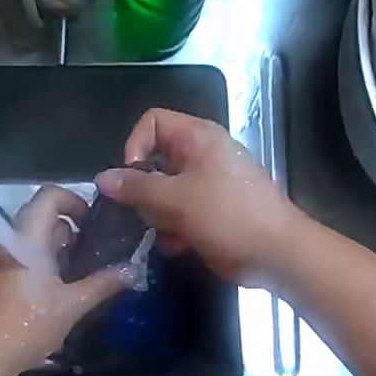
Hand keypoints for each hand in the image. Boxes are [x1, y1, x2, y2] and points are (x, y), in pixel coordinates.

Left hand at [0, 186, 135, 375]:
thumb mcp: (71, 307)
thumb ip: (103, 285)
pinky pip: (20, 258)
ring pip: (30, 240)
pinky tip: (54, 293)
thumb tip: (133, 270)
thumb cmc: (26, 326)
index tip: (93, 223)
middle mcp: (9, 242)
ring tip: (77, 276)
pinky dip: (41, 264)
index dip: (74, 201)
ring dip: (56, 250)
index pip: (49, 196)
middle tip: (92, 253)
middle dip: (69, 230)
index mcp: (28, 239)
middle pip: (40, 217)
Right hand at [93, 108, 308, 283]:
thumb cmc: (229, 216)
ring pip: (164, 195)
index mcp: (198, 138)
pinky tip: (179, 246)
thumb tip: (101, 179)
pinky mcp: (211, 215)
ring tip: (169, 233)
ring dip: (160, 217)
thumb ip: (137, 188)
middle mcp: (201, 157)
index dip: (135, 147)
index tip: (132, 179)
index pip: (152, 122)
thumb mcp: (178, 199)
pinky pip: (180, 217)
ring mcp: (207, 187)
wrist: (274, 253)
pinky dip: (176, 231)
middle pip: (155, 164)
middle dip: (147, 193)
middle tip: (150, 214)